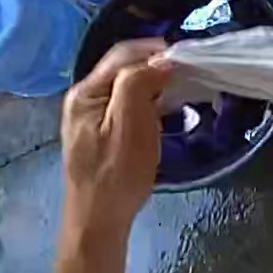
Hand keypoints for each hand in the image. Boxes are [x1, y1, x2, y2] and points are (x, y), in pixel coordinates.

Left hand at [60, 39, 171, 245]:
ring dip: (155, 80)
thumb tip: (161, 60)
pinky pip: (128, 100)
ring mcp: (92, 113)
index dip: (156, 50)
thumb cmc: (117, 176)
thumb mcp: (130, 127)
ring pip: (128, 82)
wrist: (99, 223)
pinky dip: (149, 97)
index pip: (124, 53)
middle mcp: (84, 96)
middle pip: (125, 65)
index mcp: (86, 92)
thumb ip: (138, 84)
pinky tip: (164, 107)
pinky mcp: (102, 128)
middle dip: (156, 64)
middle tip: (187, 74)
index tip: (187, 59)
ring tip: (180, 88)